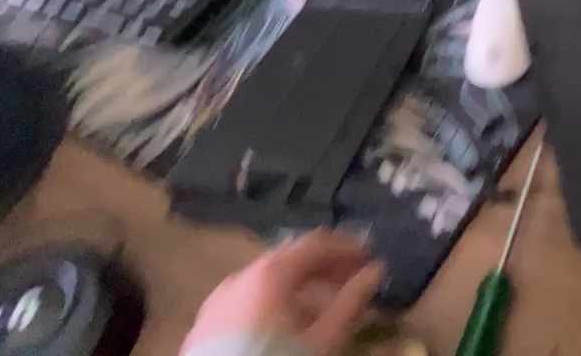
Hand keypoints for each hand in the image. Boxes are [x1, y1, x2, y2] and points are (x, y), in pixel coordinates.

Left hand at [181, 230, 385, 355]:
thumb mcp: (324, 339)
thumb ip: (352, 300)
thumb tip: (375, 271)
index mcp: (271, 273)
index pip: (318, 242)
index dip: (348, 247)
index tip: (369, 258)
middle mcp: (242, 277)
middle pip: (292, 259)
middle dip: (325, 267)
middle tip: (351, 281)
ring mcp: (219, 301)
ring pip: (269, 280)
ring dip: (301, 286)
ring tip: (322, 310)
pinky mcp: (205, 326)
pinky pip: (248, 300)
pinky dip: (274, 302)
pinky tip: (288, 327)